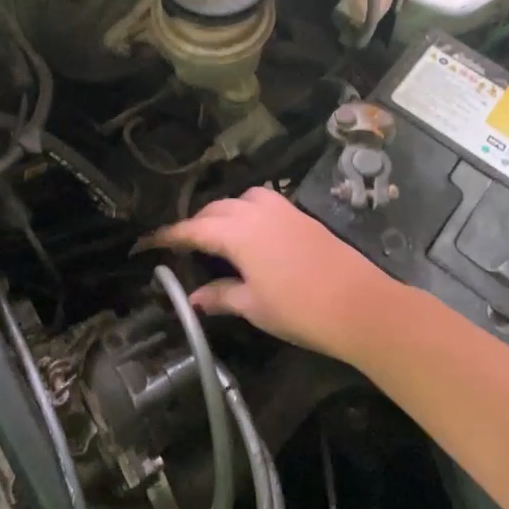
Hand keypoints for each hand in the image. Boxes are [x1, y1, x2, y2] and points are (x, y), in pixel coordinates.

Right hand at [149, 186, 402, 357]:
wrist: (361, 306)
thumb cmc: (300, 310)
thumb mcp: (254, 307)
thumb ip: (221, 296)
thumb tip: (194, 298)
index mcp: (239, 233)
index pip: (193, 229)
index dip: (169, 236)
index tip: (148, 242)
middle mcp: (257, 212)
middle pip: (216, 209)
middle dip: (196, 224)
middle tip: (183, 246)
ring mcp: (283, 211)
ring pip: (242, 199)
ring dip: (224, 212)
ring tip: (218, 236)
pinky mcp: (302, 217)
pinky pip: (265, 203)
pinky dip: (248, 211)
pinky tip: (251, 235)